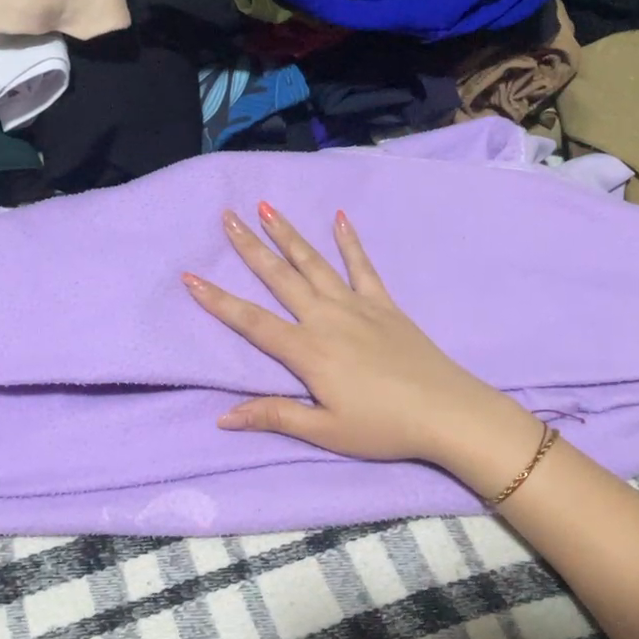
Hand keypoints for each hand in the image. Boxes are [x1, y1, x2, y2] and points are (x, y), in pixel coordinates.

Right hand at [182, 202, 544, 479]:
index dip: (217, 300)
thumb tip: (222, 418)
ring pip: (314, 262)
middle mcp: (325, 318)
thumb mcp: (325, 431)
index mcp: (307, 351)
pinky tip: (339, 217)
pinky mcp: (384, 304)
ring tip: (266, 207)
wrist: (449, 413)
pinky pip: (362, 266)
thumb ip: (275, 416)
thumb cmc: (383, 427)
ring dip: (288, 234)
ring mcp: (357, 306)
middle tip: (226, 217)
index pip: (251, 321)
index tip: (190, 276)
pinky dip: (349, 241)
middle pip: (279, 277)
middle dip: (249, 247)